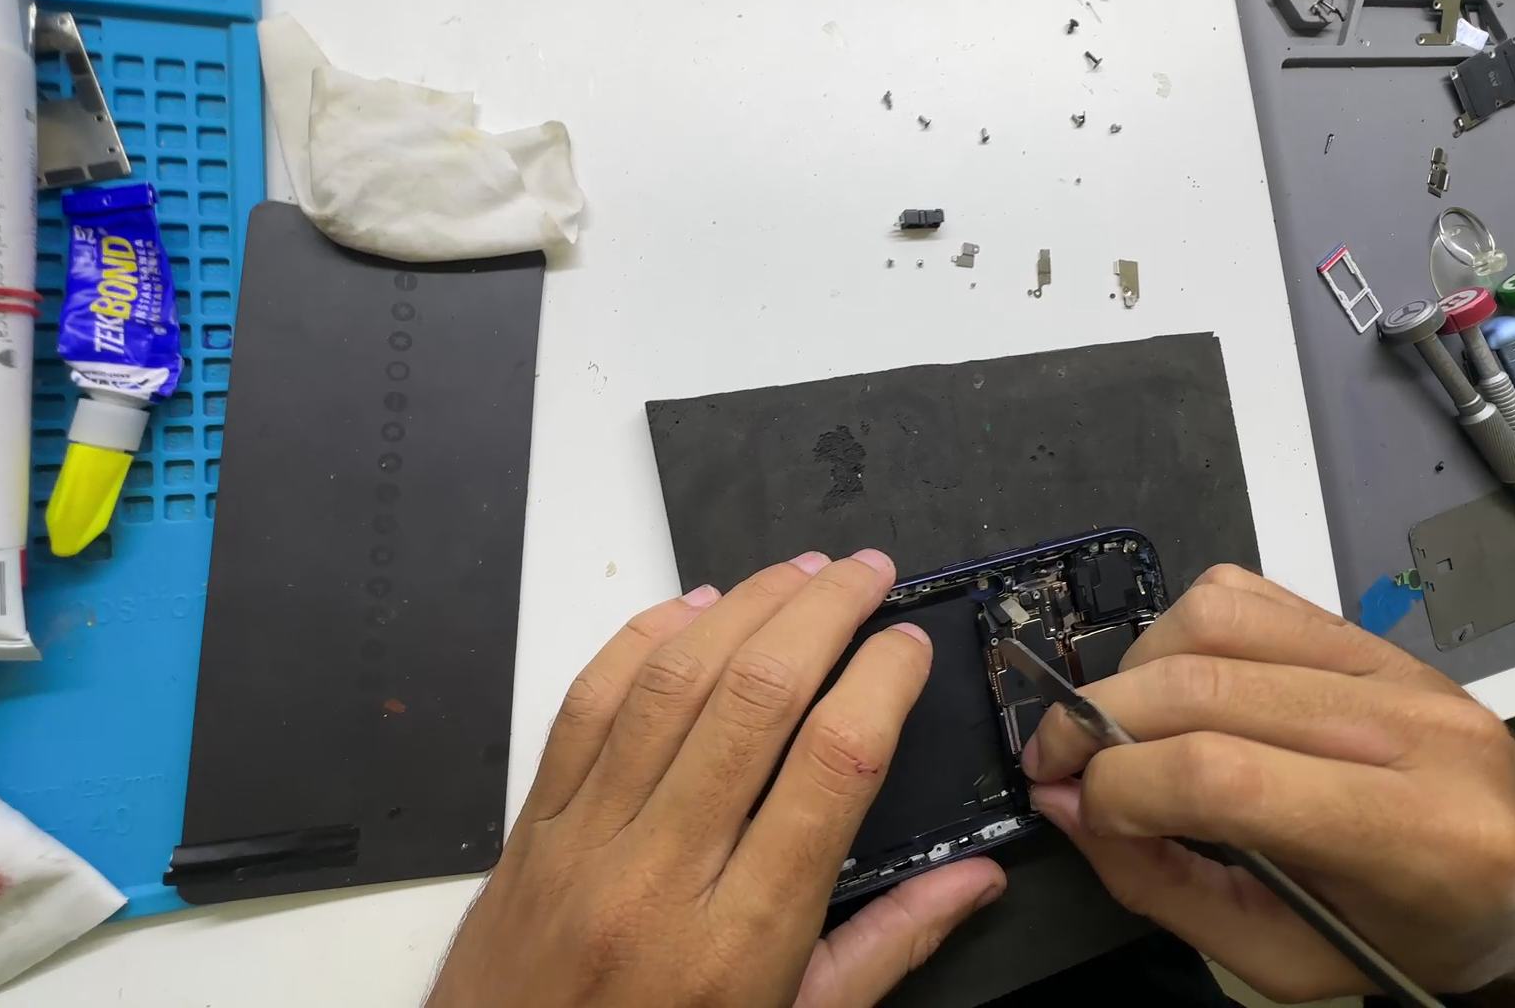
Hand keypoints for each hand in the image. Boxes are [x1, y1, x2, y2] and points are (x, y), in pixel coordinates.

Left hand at [427, 551, 1005, 1007]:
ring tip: (800, 569)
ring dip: (744, 605)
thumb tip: (980, 876)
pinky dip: (645, 635)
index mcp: (744, 938)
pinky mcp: (534, 817)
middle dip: (822, 610)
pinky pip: (588, 699)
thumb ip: (891, 944)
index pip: (832, 765)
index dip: (881, 683)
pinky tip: (696, 603)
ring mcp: (586, 834)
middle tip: (866, 569)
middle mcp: (662, 869)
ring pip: (674, 681)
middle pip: (756, 697)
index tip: (908, 644)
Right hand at [1021, 565, 1514, 1006]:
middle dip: (1093, 720)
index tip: (1072, 802)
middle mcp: (1412, 724)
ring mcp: (1391, 659)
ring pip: (1210, 621)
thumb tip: (1063, 801)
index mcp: (1420, 838)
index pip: (1222, 776)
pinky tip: (1176, 681)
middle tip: (1056, 758)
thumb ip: (1159, 884)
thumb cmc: (1417, 944)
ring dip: (1132, 669)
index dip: (1117, 785)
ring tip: (1123, 721)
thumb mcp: (1283, 962)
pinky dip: (1175, 631)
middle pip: (1200, 688)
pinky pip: (1237, 593)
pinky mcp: (1363, 628)